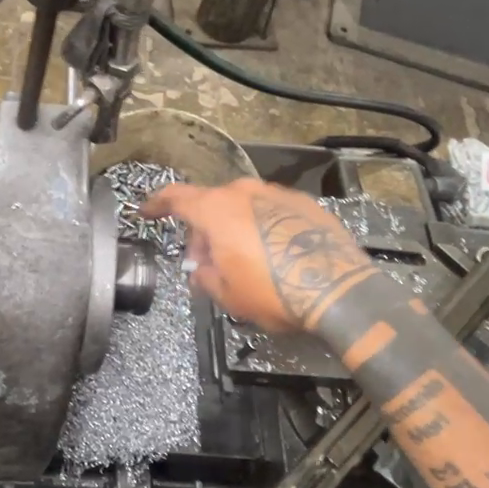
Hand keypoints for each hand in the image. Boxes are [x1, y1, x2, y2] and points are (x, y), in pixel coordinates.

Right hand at [141, 179, 377, 333]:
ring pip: (243, 207)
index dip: (156, 204)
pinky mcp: (306, 205)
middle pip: (211, 205)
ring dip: (235, 229)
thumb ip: (205, 276)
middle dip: (203, 232)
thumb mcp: (228, 294)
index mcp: (216, 209)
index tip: (147, 212)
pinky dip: (265, 228)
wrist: (340, 291)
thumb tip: (201, 270)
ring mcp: (278, 194)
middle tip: (207, 263)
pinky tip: (275, 255)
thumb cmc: (275, 292)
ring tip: (244, 261)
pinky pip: (273, 212)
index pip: (175, 197)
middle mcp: (244, 192)